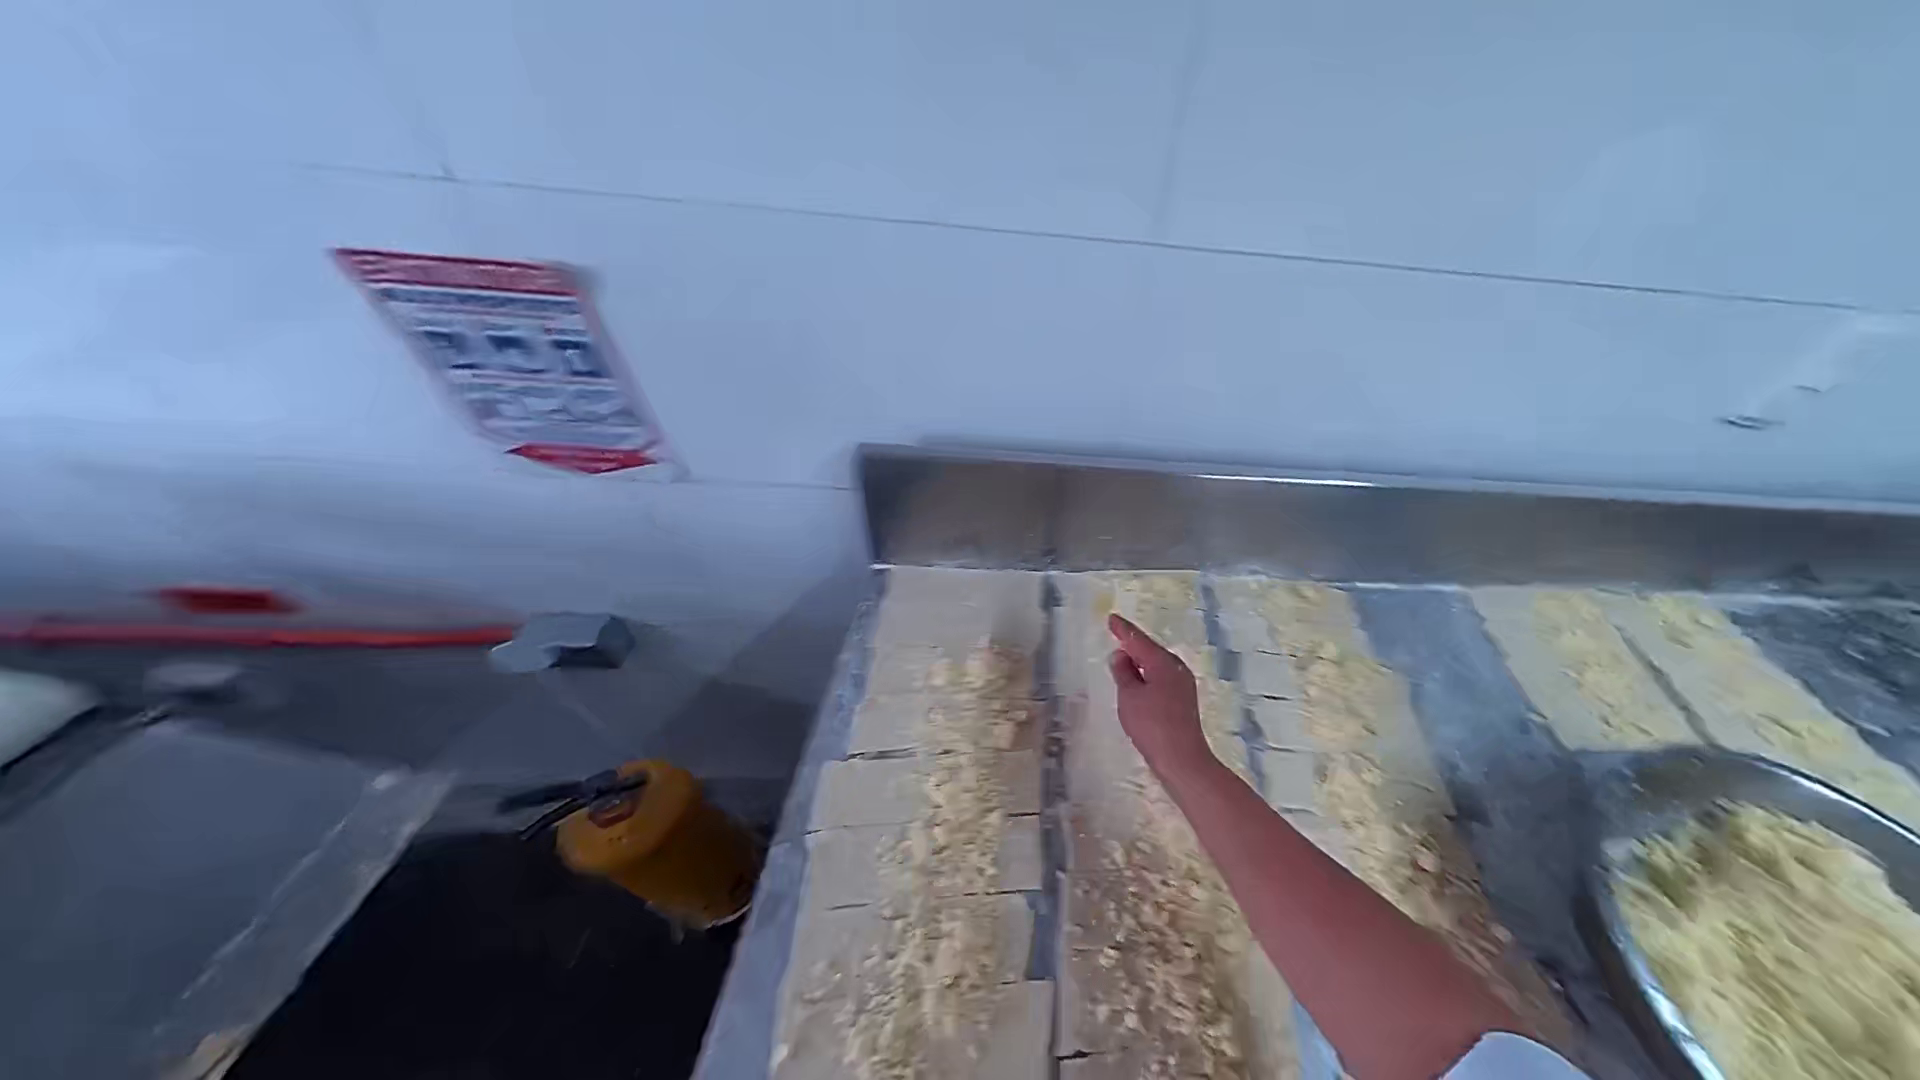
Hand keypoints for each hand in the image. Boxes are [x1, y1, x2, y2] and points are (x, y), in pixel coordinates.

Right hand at [1108, 614, 1215, 777]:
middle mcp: (1176, 669)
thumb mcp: (1129, 696)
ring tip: (1122, 657)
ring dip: (1139, 660)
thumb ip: (1123, 673)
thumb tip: (1120, 655)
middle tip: (1116, 634)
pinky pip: (1160, 677)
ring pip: (1156, 664)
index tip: (1111, 618)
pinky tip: (1137, 680)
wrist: (1182, 760)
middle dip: (1133, 643)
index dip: (1123, 629)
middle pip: (1150, 650)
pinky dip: (1146, 674)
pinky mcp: (1182, 700)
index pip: (1138, 640)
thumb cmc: (1152, 725)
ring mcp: (1182, 685)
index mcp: (1163, 663)